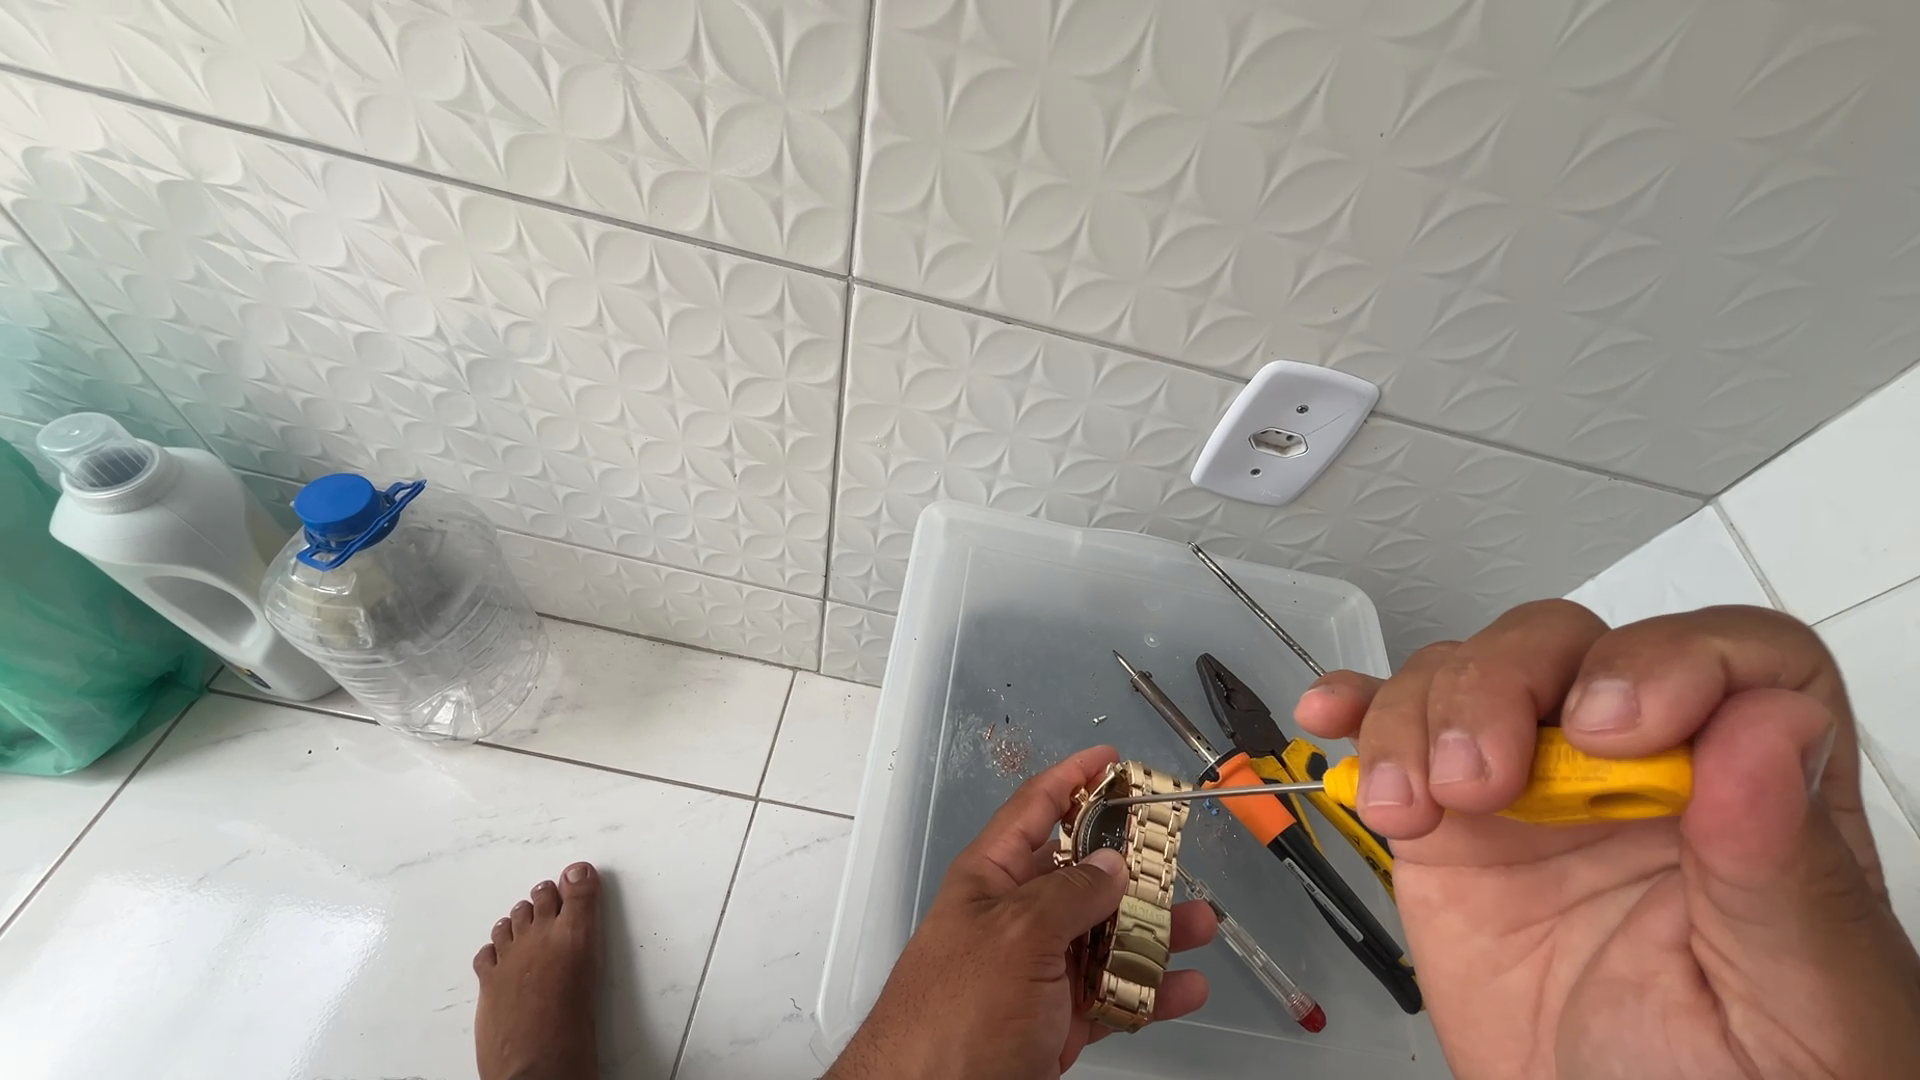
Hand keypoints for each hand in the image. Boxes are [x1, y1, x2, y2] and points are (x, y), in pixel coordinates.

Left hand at [826, 745, 1217, 1079]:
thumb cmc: (959, 1008)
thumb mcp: (1016, 937)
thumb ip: (1069, 896)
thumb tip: (1112, 864)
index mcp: (993, 876)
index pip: (1036, 808)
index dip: (1072, 777)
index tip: (1111, 758)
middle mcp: (1016, 915)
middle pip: (1081, 874)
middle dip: (1131, 863)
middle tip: (1177, 854)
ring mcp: (1038, 970)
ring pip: (1104, 935)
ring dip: (1153, 930)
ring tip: (1201, 924)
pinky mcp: (1056, 1020)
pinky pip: (1110, 993)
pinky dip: (1148, 991)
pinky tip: (1184, 989)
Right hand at [1295, 601, 1919, 1079]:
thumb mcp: (1800, 1012)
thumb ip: (1787, 873)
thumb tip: (1767, 721)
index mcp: (1738, 794)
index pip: (1727, 654)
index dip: (1666, 660)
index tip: (1607, 733)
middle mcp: (1618, 765)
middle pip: (1556, 642)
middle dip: (1497, 689)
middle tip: (1480, 783)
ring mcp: (1515, 779)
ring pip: (1455, 673)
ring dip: (1411, 722)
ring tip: (1412, 811)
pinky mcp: (1432, 807)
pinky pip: (1381, 721)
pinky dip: (1349, 705)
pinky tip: (1329, 717)